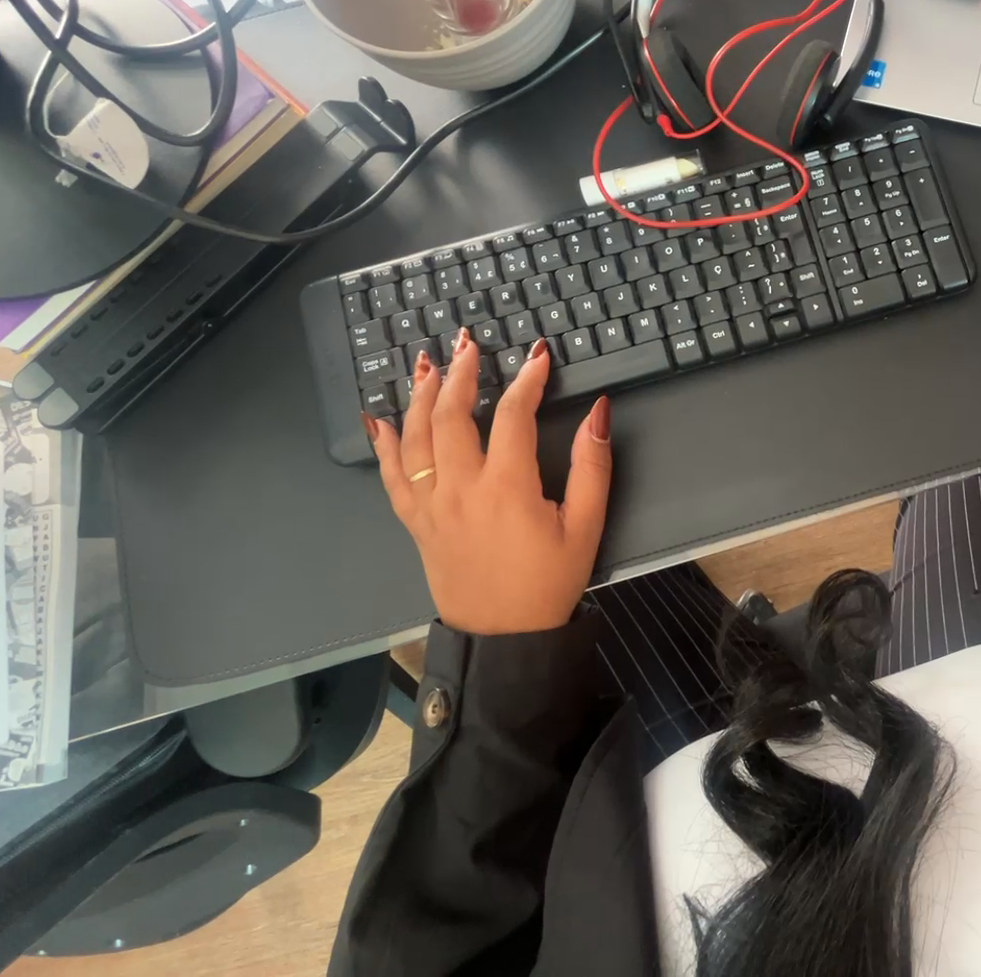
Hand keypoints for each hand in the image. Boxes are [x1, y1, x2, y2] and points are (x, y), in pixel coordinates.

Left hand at [365, 328, 612, 634]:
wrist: (504, 636)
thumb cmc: (550, 581)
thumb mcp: (587, 526)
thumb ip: (593, 468)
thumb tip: (598, 414)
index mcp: (507, 487)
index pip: (512, 415)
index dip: (526, 379)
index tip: (538, 353)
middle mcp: (461, 488)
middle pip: (450, 415)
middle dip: (459, 373)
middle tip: (467, 343)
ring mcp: (430, 505)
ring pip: (415, 437)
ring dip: (418, 395)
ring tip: (426, 364)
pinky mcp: (415, 522)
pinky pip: (391, 476)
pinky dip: (385, 443)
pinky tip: (381, 418)